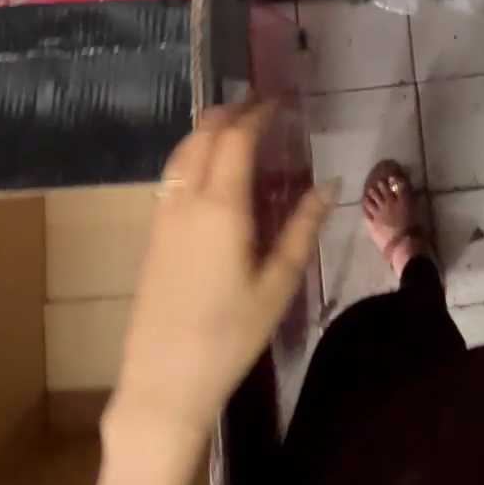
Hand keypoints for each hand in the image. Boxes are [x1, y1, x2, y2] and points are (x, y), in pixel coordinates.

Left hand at [112, 102, 335, 433]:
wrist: (164, 381)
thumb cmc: (231, 335)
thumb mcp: (279, 284)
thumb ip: (304, 227)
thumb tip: (330, 184)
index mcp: (221, 208)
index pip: (236, 138)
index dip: (258, 113)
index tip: (281, 103)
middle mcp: (186, 201)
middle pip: (203, 134)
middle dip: (231, 111)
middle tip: (262, 107)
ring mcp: (163, 216)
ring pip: (181, 151)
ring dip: (208, 129)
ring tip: (238, 126)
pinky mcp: (153, 234)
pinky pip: (172, 174)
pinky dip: (193, 153)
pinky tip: (212, 168)